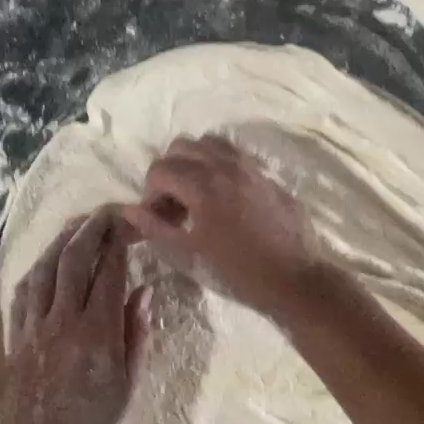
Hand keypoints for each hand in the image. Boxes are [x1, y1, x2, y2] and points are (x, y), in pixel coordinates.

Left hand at [0, 208, 153, 423]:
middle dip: (91, 230)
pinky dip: (37, 270)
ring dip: (61, 242)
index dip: (119, 244)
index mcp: (97, 333)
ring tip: (76, 227)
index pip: (108, 272)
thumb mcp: (129, 386)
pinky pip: (23, 293)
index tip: (128, 225)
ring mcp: (33, 328)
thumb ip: (136, 334)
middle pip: (74, 260)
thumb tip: (143, 292)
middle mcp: (62, 321)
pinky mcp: (14, 339)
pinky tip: (45, 263)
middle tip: (105, 213)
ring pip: (44, 269)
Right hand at [123, 135, 336, 319]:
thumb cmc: (237, 272)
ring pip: (209, 143)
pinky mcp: (266, 175)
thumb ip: (154, 228)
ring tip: (196, 194)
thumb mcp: (187, 256)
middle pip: (181, 146)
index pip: (159, 169)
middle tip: (173, 204)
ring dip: (194, 161)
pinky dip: (218, 164)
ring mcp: (249, 166)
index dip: (150, 193)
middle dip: (168, 171)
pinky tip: (222, 197)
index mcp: (202, 185)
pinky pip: (234, 154)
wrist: (295, 280)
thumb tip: (128, 210)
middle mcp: (224, 165)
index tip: (158, 219)